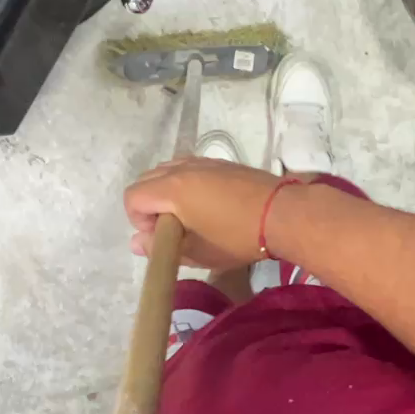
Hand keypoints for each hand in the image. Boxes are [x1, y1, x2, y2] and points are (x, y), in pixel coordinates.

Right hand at [124, 158, 286, 270]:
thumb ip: (162, 247)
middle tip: (172, 229)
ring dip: (167, 192)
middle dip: (150, 204)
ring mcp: (203, 161)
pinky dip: (185, 183)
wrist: (281, 214)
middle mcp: (182, 168)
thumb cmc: (236, 238)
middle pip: (146, 179)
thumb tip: (137, 243)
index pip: (133, 197)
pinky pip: (189, 167)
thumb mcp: (197, 252)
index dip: (138, 220)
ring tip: (189, 216)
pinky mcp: (221, 162)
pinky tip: (207, 204)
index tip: (161, 237)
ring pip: (167, 170)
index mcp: (171, 189)